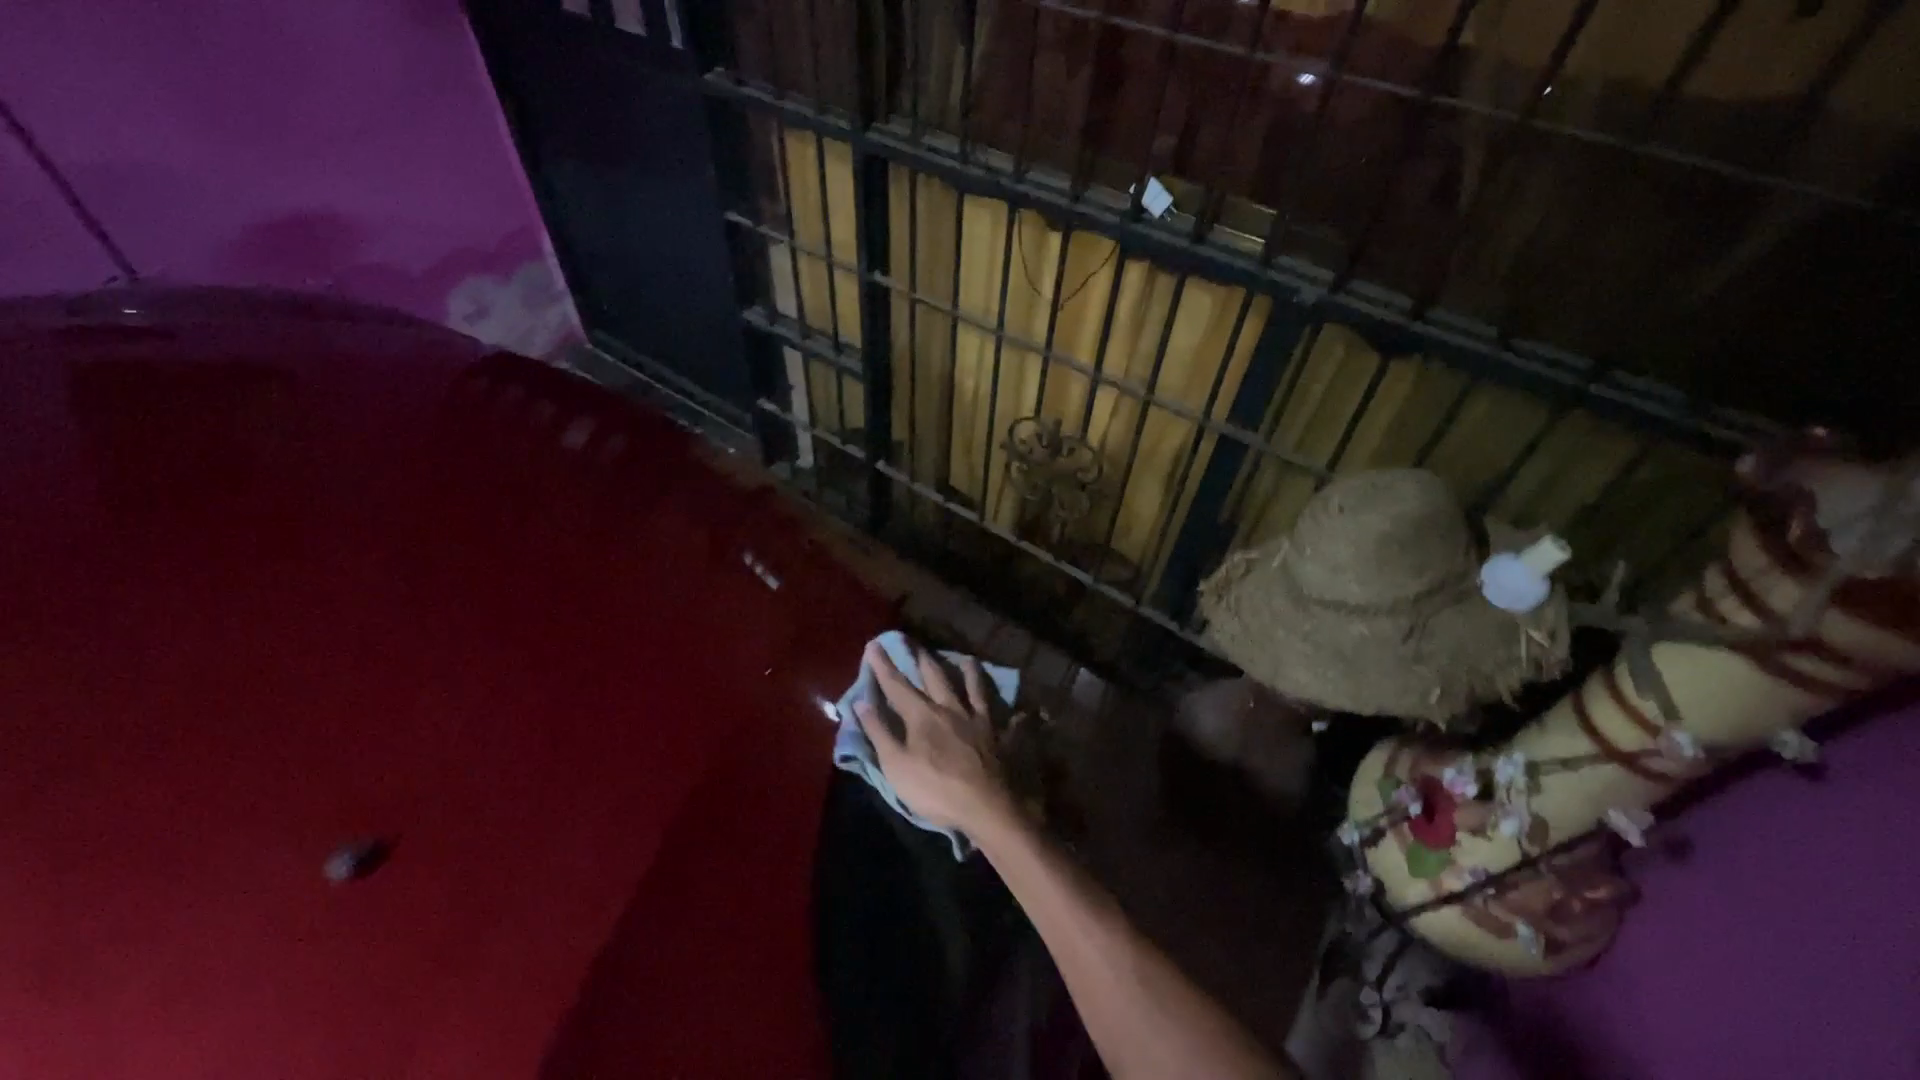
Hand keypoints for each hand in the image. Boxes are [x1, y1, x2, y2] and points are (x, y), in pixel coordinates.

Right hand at [855, 639, 1010, 831]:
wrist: (986, 806)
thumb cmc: (934, 789)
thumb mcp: (895, 765)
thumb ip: (879, 732)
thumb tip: (860, 702)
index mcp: (923, 715)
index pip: (897, 685)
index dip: (884, 666)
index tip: (875, 644)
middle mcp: (952, 709)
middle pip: (936, 678)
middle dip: (923, 660)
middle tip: (916, 644)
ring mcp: (980, 722)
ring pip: (975, 689)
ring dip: (970, 673)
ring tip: (967, 659)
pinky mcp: (1002, 738)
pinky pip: (1011, 722)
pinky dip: (1015, 716)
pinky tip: (1022, 712)